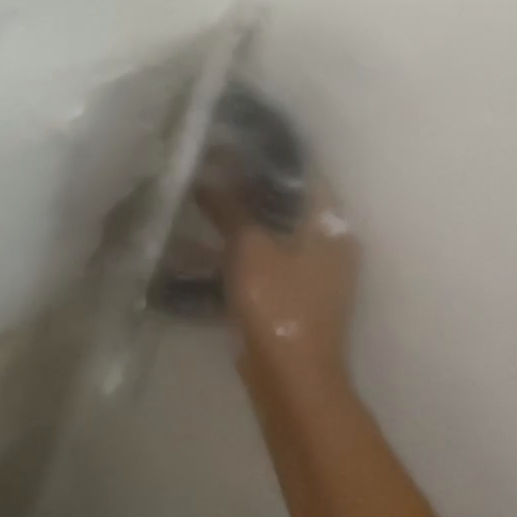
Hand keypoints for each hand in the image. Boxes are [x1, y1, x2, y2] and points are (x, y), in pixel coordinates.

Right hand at [195, 171, 359, 389]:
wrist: (291, 378)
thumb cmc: (278, 303)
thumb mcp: (250, 247)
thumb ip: (232, 208)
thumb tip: (212, 174)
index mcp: (329, 226)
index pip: (302, 173)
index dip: (266, 154)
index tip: (231, 138)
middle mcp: (324, 243)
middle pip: (281, 202)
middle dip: (241, 186)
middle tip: (203, 166)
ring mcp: (306, 272)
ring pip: (264, 232)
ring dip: (229, 219)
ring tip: (189, 200)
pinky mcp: (284, 295)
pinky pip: (254, 261)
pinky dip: (227, 253)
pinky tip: (187, 248)